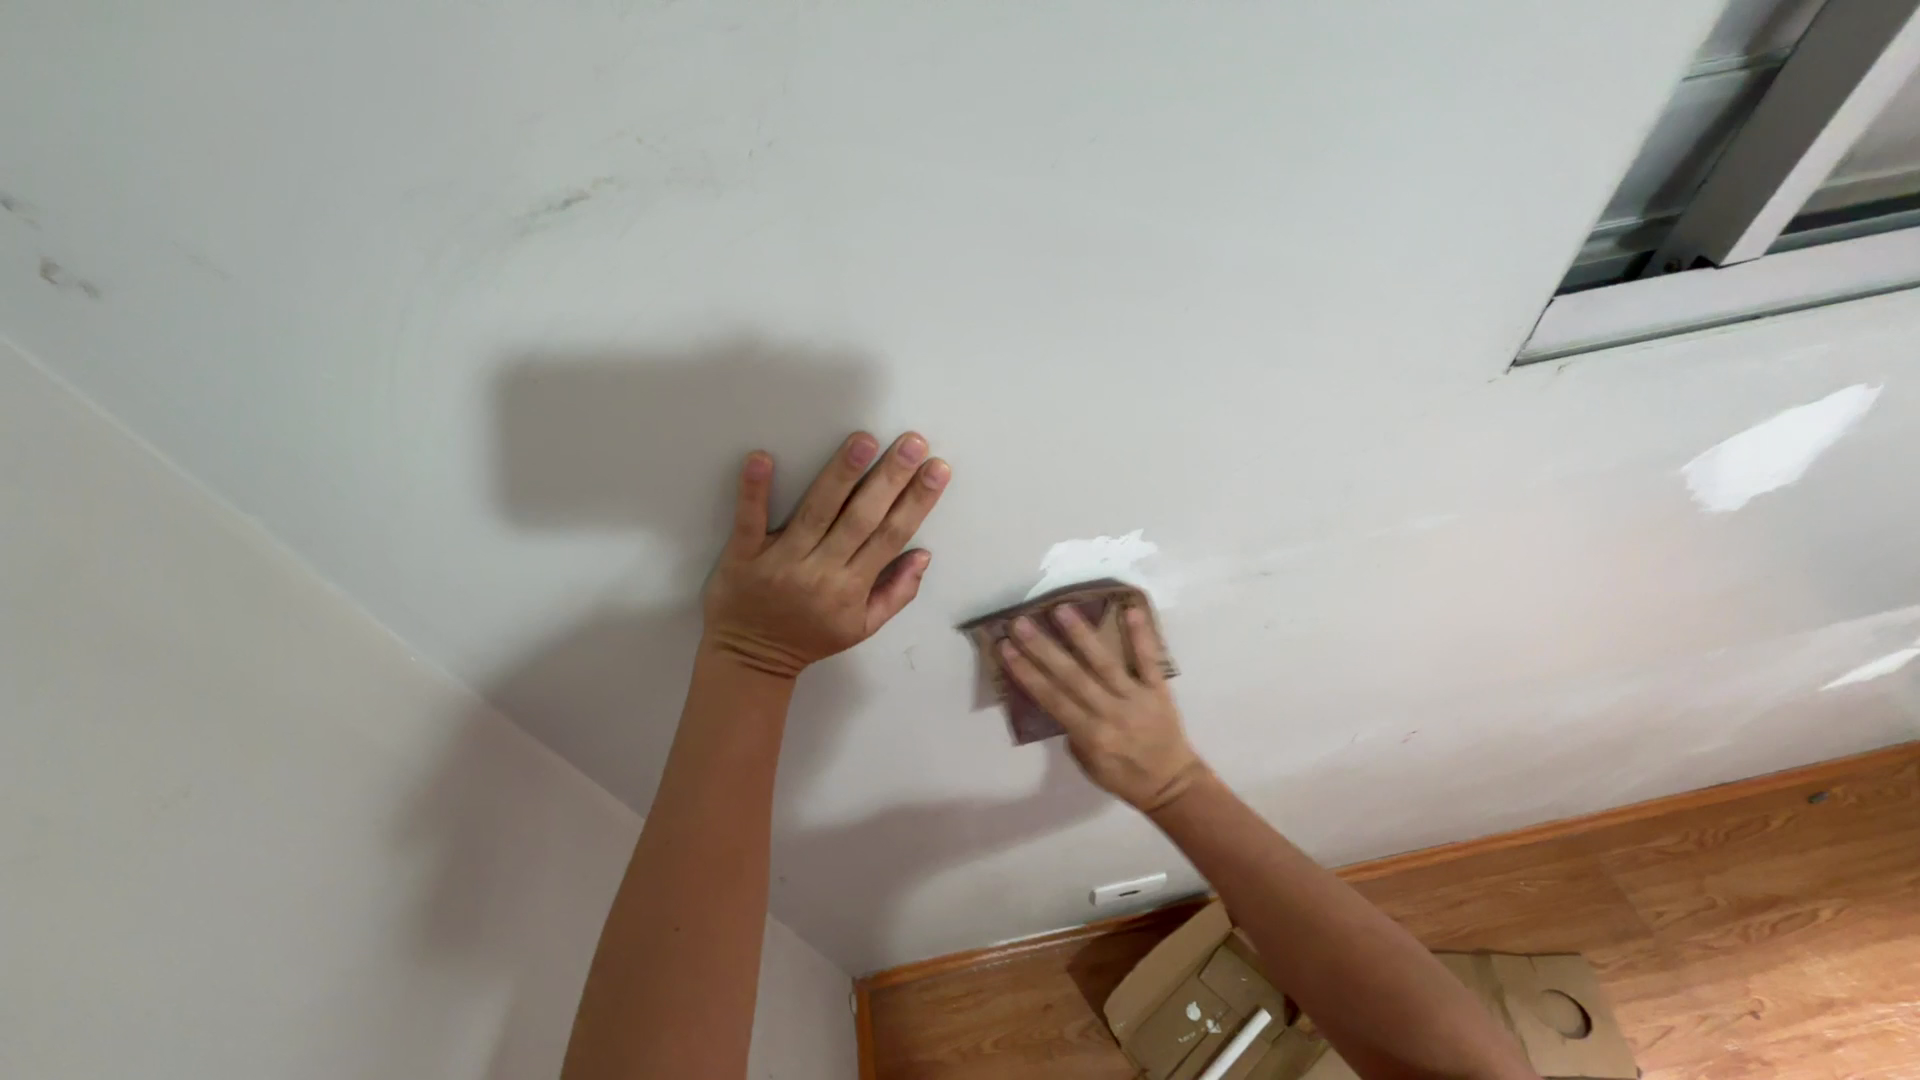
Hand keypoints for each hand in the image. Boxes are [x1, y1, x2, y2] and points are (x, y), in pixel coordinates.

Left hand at [702, 431, 949, 678]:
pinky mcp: (743, 556)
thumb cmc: (809, 639)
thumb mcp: (862, 627)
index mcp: (852, 588)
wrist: (749, 659)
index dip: (917, 502)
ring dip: (840, 475)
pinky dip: (755, 491)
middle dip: (889, 478)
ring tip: (863, 442)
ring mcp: (781, 562)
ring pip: (816, 512)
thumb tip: (923, 554)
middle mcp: (821, 571)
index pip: (891, 536)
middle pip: (861, 518)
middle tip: (912, 442)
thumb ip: (896, 592)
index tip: (938, 469)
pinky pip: (749, 521)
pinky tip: (762, 458)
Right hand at [1000, 605, 1207, 811]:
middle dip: (1043, 648)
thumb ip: (1072, 730)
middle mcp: (1110, 713)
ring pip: (1105, 662)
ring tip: (1062, 609)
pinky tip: (1130, 609)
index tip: (1006, 647)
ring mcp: (1136, 698)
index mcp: (1090, 734)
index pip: (1051, 697)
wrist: (1172, 785)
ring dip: (1082, 634)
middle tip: (1021, 623)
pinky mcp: (1159, 689)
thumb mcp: (1086, 763)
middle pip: (1071, 676)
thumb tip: (1059, 696)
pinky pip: (1149, 659)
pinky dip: (1140, 634)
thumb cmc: (1123, 776)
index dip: (1026, 671)